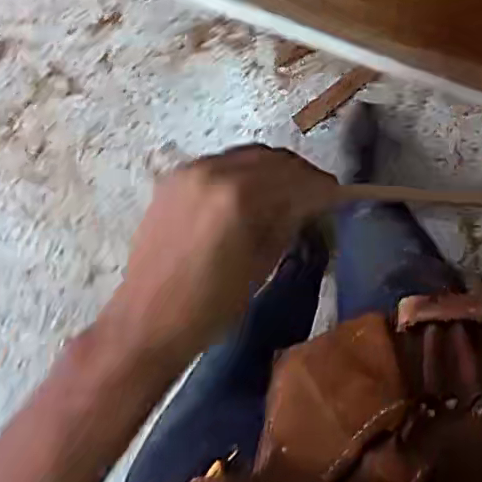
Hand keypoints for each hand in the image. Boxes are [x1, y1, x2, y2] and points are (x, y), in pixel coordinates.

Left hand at [98, 145, 337, 362]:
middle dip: (299, 173)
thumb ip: (289, 220)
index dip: (320, 185)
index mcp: (239, 196)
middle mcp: (214, 172)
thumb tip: (311, 200)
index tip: (335, 194)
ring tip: (287, 191)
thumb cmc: (210, 306)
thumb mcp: (263, 262)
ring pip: (249, 155)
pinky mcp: (176, 179)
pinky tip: (252, 192)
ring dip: (273, 169)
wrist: (145, 326)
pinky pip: (223, 163)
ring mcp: (191, 172)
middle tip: (315, 192)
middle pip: (274, 158)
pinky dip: (245, 172)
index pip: (295, 177)